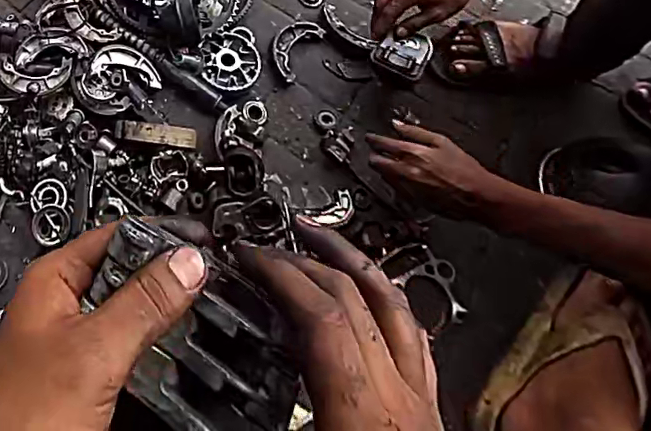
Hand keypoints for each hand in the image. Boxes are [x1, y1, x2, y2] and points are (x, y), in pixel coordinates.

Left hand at [0, 222, 205, 430]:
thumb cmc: (16, 422)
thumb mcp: (93, 351)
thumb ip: (142, 303)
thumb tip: (185, 261)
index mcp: (52, 281)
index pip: (115, 235)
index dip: (156, 234)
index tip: (197, 239)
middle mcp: (60, 309)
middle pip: (123, 276)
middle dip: (162, 275)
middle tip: (205, 275)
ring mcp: (70, 349)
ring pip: (127, 318)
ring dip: (160, 315)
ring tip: (197, 310)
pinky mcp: (80, 386)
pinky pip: (125, 355)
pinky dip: (151, 352)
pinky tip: (171, 358)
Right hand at [237, 218, 440, 430]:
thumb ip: (263, 420)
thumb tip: (217, 409)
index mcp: (362, 416)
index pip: (320, 314)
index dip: (279, 273)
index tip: (249, 255)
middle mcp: (401, 401)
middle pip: (353, 297)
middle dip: (304, 259)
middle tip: (270, 246)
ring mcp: (424, 406)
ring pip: (393, 306)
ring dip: (351, 261)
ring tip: (322, 237)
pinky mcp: (433, 417)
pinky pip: (415, 339)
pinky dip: (385, 300)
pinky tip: (369, 294)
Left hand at [368, 120, 517, 221]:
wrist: (479, 197)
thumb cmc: (465, 169)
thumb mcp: (441, 141)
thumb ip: (415, 132)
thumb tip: (396, 124)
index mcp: (412, 153)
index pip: (382, 144)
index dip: (373, 140)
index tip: (369, 138)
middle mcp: (407, 171)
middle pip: (378, 163)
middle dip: (374, 156)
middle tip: (375, 152)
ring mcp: (409, 188)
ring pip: (385, 177)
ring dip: (383, 169)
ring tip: (387, 164)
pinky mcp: (415, 201)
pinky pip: (397, 190)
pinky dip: (394, 182)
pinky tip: (401, 179)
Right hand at [371, 0, 478, 38]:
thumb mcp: (436, 15)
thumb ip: (414, 24)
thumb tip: (400, 33)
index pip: (388, 13)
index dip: (381, 27)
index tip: (378, 37)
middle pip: (380, 5)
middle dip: (376, 21)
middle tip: (376, 34)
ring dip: (379, 14)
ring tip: (380, 27)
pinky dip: (384, 7)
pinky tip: (387, 15)